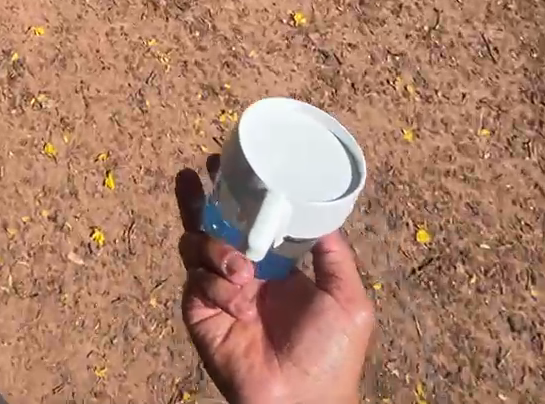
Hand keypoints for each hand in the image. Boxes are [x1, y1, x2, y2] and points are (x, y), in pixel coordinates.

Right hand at [176, 161, 374, 403]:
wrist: (299, 400)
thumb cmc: (330, 354)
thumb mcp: (348, 302)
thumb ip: (335, 254)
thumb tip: (324, 209)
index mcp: (273, 263)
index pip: (248, 218)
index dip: (236, 192)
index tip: (228, 164)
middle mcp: (240, 268)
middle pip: (209, 220)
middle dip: (200, 197)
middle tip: (196, 176)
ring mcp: (216, 286)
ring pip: (197, 242)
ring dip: (216, 248)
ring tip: (241, 270)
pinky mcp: (197, 305)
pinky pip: (196, 277)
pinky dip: (216, 284)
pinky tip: (237, 304)